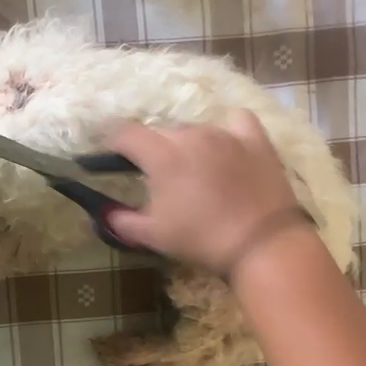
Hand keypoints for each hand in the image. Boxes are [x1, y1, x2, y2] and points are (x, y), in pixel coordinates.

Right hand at [103, 112, 310, 275]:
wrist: (261, 242)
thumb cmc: (200, 239)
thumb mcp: (153, 235)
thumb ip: (122, 221)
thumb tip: (104, 214)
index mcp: (161, 155)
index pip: (125, 134)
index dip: (110, 140)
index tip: (105, 152)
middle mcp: (191, 135)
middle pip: (160, 132)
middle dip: (149, 149)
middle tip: (150, 173)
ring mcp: (225, 134)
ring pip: (194, 130)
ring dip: (185, 145)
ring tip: (189, 170)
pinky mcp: (255, 139)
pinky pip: (235, 122)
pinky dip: (224, 131)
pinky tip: (224, 146)